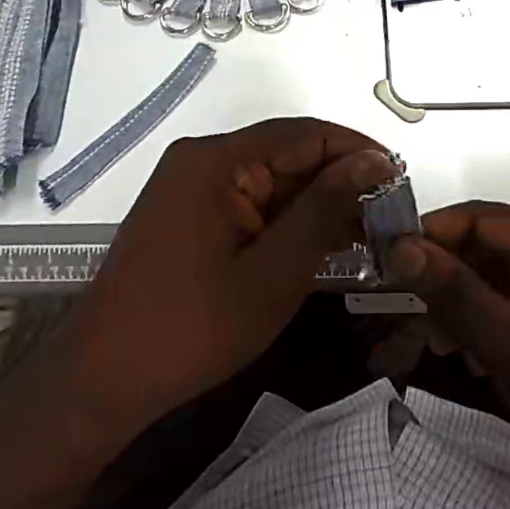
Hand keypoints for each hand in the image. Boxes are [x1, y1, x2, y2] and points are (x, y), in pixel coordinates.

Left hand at [52, 117, 397, 427]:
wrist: (107, 374)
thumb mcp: (273, 271)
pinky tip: (322, 244)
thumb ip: (323, 211)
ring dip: (315, 206)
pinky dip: (285, 222)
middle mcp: (201, 160)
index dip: (355, 151)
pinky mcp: (189, 214)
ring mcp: (191, 187)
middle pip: (286, 155)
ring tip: (369, 235)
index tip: (401, 180)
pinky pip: (249, 203)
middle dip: (339, 183)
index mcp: (216, 160)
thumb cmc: (192, 327)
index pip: (302, 134)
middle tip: (391, 218)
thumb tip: (372, 162)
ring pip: (270, 181)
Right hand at [385, 201, 509, 444]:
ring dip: (447, 299)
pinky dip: (461, 314)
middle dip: (440, 274)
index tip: (392, 254)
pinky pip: (482, 292)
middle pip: (474, 242)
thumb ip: (454, 293)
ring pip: (472, 268)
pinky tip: (455, 344)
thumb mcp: (508, 344)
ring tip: (438, 336)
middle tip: (411, 302)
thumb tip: (399, 248)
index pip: (480, 218)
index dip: (433, 231)